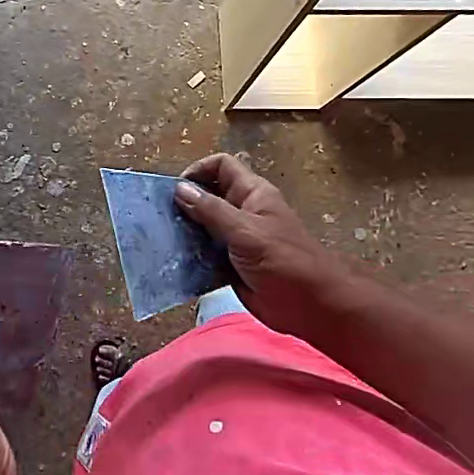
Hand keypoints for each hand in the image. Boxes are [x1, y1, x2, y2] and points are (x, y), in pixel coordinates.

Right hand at [174, 153, 344, 304]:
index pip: (221, 166)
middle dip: (184, 202)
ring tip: (161, 237)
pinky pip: (203, 252)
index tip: (176, 190)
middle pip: (207, 196)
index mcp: (252, 194)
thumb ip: (211, 210)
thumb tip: (179, 189)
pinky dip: (189, 254)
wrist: (313, 308)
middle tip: (160, 215)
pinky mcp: (230, 264)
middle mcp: (242, 212)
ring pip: (202, 225)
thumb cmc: (284, 261)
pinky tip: (173, 259)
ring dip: (184, 230)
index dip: (198, 170)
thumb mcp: (245, 231)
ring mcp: (236, 238)